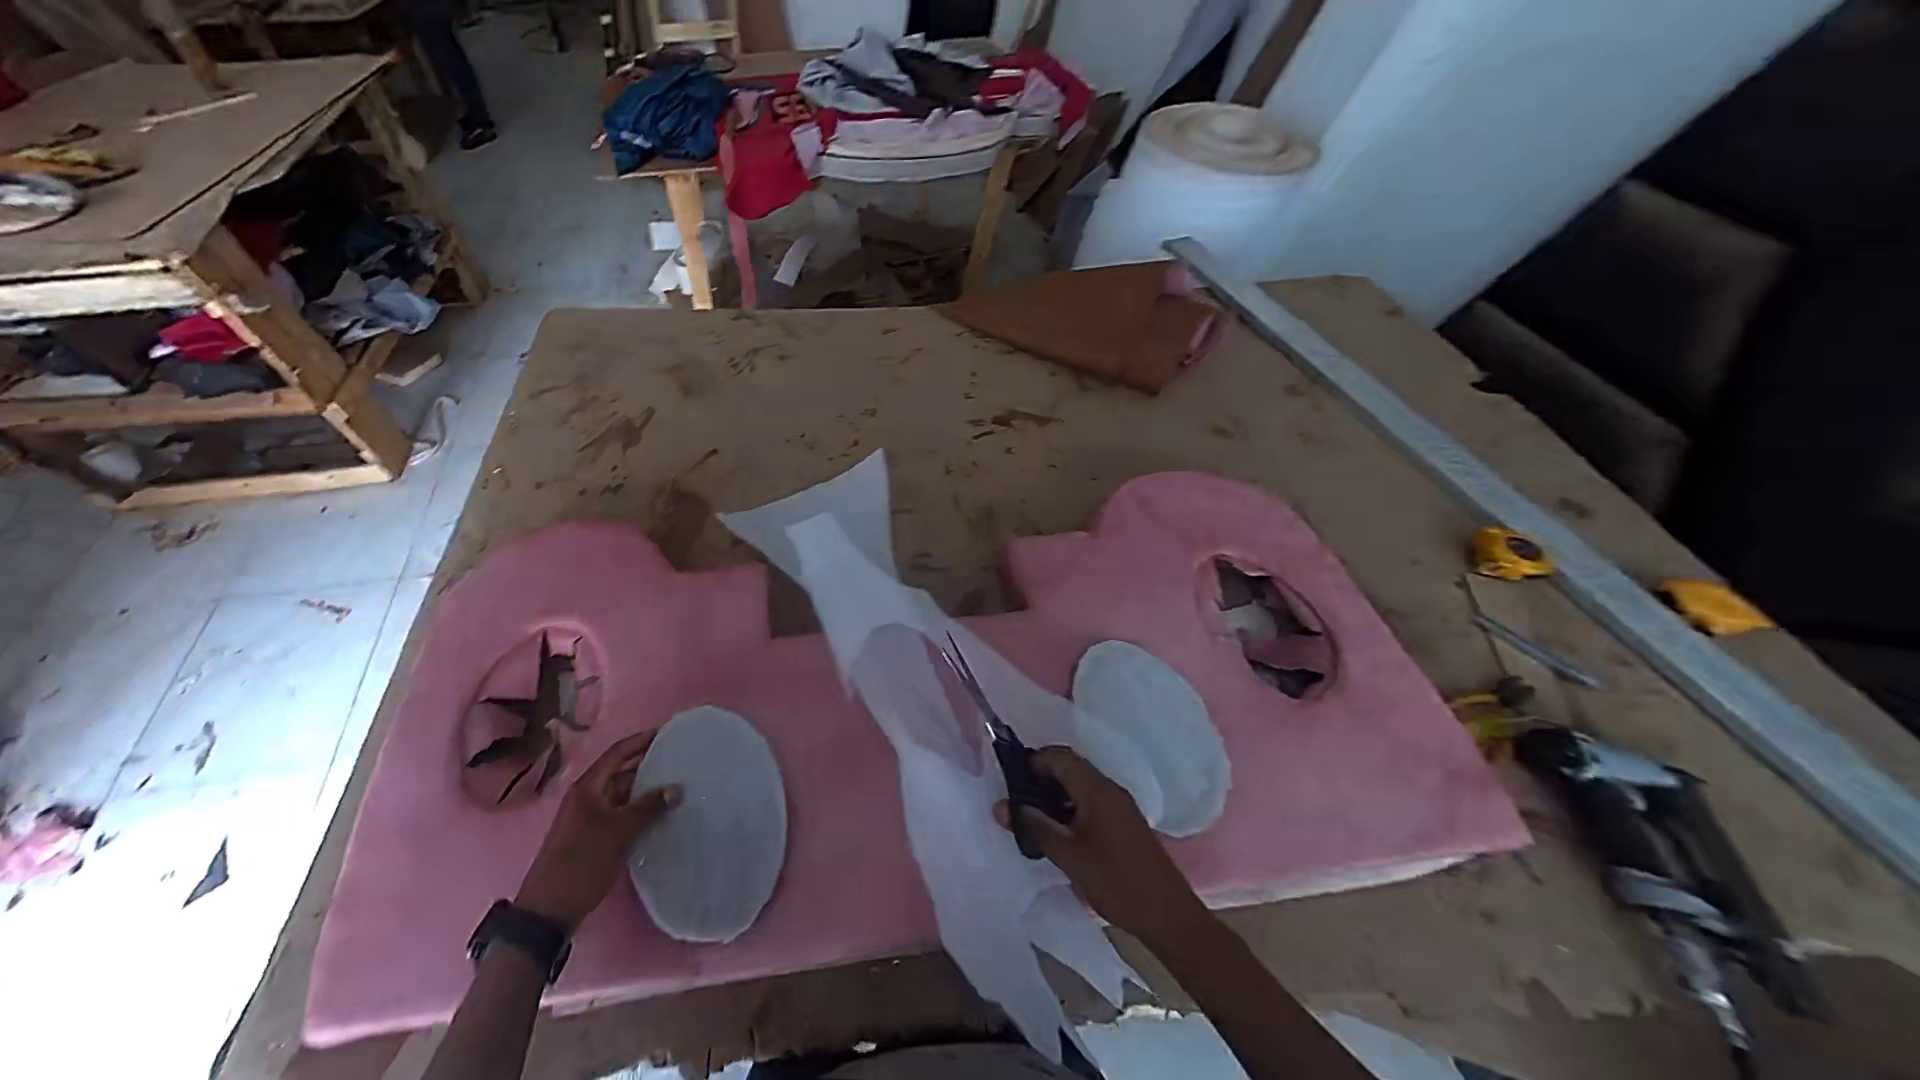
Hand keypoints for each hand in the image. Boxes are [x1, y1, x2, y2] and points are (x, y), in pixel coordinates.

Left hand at [515, 731, 679, 932]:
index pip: (618, 753)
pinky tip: (662, 812)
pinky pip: (622, 812)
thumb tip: (677, 789)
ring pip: (624, 793)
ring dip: (647, 788)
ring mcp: (590, 817)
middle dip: (649, 763)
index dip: (642, 740)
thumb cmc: (582, 862)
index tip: (668, 732)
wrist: (549, 909)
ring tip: (677, 783)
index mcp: (588, 788)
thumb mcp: (619, 832)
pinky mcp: (595, 835)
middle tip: (680, 758)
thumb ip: (649, 807)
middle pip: (622, 771)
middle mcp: (588, 797)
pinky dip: (641, 808)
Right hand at [995, 747, 1208, 945]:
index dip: (1033, 761)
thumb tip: (1002, 806)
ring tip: (1031, 816)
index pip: (1061, 757)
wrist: (1167, 914)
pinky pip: (1091, 801)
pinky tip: (1057, 830)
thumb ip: (1035, 826)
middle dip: (1042, 777)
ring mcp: (1120, 806)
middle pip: (1071, 768)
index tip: (1009, 778)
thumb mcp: (1068, 855)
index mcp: (1097, 789)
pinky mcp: (1123, 823)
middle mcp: (1110, 789)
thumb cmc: (1116, 880)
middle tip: (1016, 798)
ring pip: (1080, 786)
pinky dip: (1070, 807)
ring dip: (1055, 793)